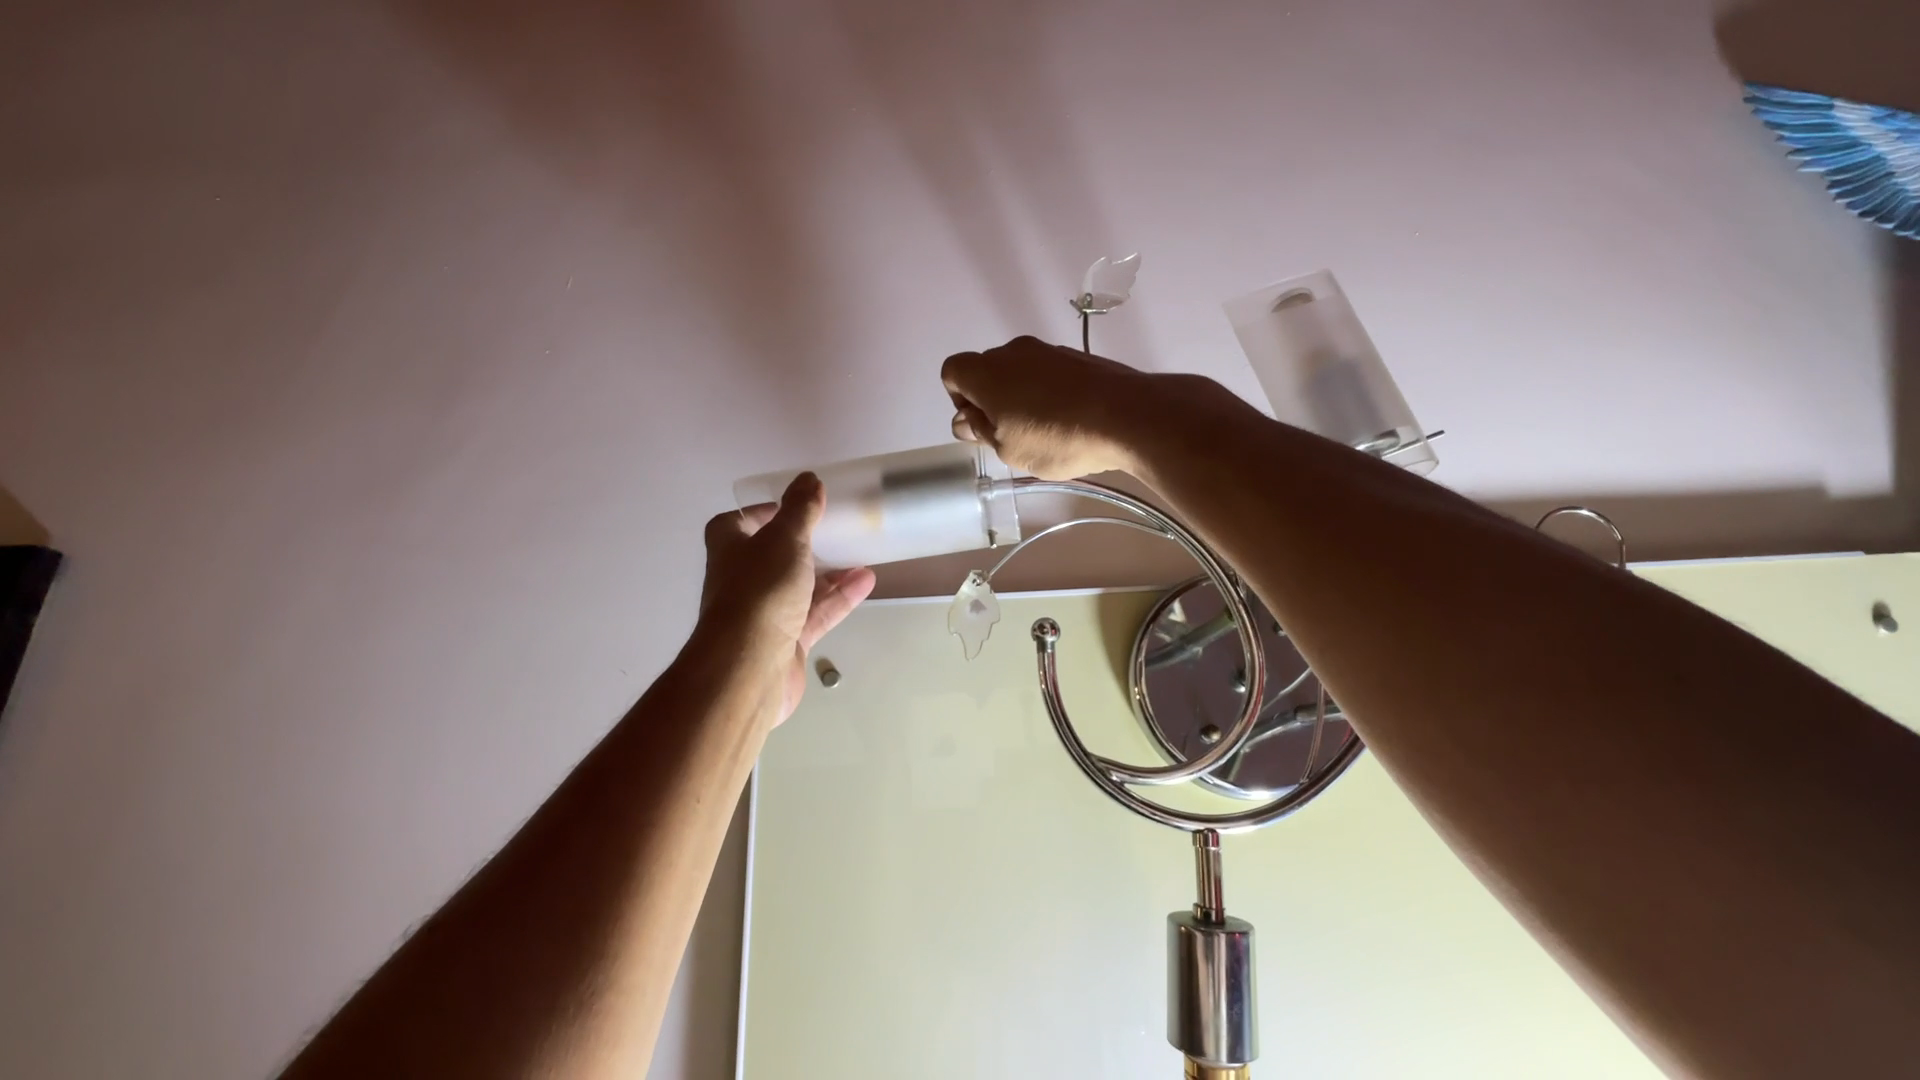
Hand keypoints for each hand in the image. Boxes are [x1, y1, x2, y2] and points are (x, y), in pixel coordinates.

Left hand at [700, 473, 875, 723]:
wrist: (749, 667)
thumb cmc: (760, 591)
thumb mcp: (784, 539)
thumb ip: (800, 510)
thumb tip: (809, 479)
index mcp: (729, 549)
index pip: (738, 522)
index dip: (762, 512)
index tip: (794, 506)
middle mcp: (742, 579)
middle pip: (773, 556)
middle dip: (803, 544)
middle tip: (833, 530)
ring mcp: (765, 614)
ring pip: (799, 586)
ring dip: (828, 572)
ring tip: (860, 555)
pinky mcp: (787, 642)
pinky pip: (816, 613)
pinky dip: (838, 598)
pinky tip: (865, 583)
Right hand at [941, 335, 1155, 479]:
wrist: (1128, 416)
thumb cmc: (1056, 437)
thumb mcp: (1008, 449)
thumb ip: (980, 430)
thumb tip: (965, 419)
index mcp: (987, 371)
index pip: (953, 371)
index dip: (959, 400)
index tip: (981, 426)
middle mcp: (1015, 351)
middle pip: (988, 371)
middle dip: (991, 401)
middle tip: (1012, 436)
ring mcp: (1050, 351)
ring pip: (1021, 373)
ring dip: (1023, 399)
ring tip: (1046, 433)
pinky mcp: (1080, 358)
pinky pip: (1051, 375)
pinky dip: (1051, 395)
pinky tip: (1071, 423)